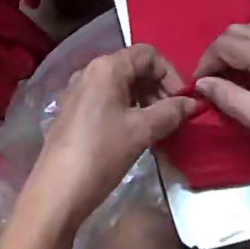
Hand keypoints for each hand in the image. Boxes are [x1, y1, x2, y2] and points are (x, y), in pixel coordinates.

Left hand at [26, 46, 199, 225]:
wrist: (56, 194)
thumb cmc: (101, 154)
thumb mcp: (142, 131)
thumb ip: (170, 112)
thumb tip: (193, 103)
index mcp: (107, 67)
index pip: (148, 54)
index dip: (170, 74)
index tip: (182, 101)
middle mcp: (90, 71)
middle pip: (134, 67)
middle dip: (158, 87)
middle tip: (172, 116)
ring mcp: (78, 91)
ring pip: (121, 84)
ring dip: (144, 100)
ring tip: (157, 127)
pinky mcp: (73, 111)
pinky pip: (107, 98)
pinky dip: (127, 109)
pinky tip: (135, 134)